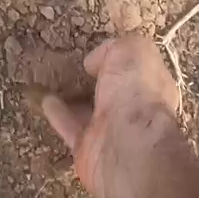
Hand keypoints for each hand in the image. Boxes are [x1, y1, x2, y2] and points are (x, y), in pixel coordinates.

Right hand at [39, 36, 183, 197]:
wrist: (127, 150)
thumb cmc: (136, 93)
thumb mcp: (132, 51)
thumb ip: (115, 47)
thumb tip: (95, 62)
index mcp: (153, 86)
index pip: (139, 68)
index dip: (123, 57)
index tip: (102, 48)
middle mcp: (135, 111)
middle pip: (115, 90)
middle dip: (100, 79)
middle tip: (78, 63)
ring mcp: (112, 132)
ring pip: (90, 109)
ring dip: (75, 96)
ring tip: (56, 78)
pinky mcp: (87, 149)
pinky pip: (69, 126)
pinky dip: (57, 113)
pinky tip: (45, 98)